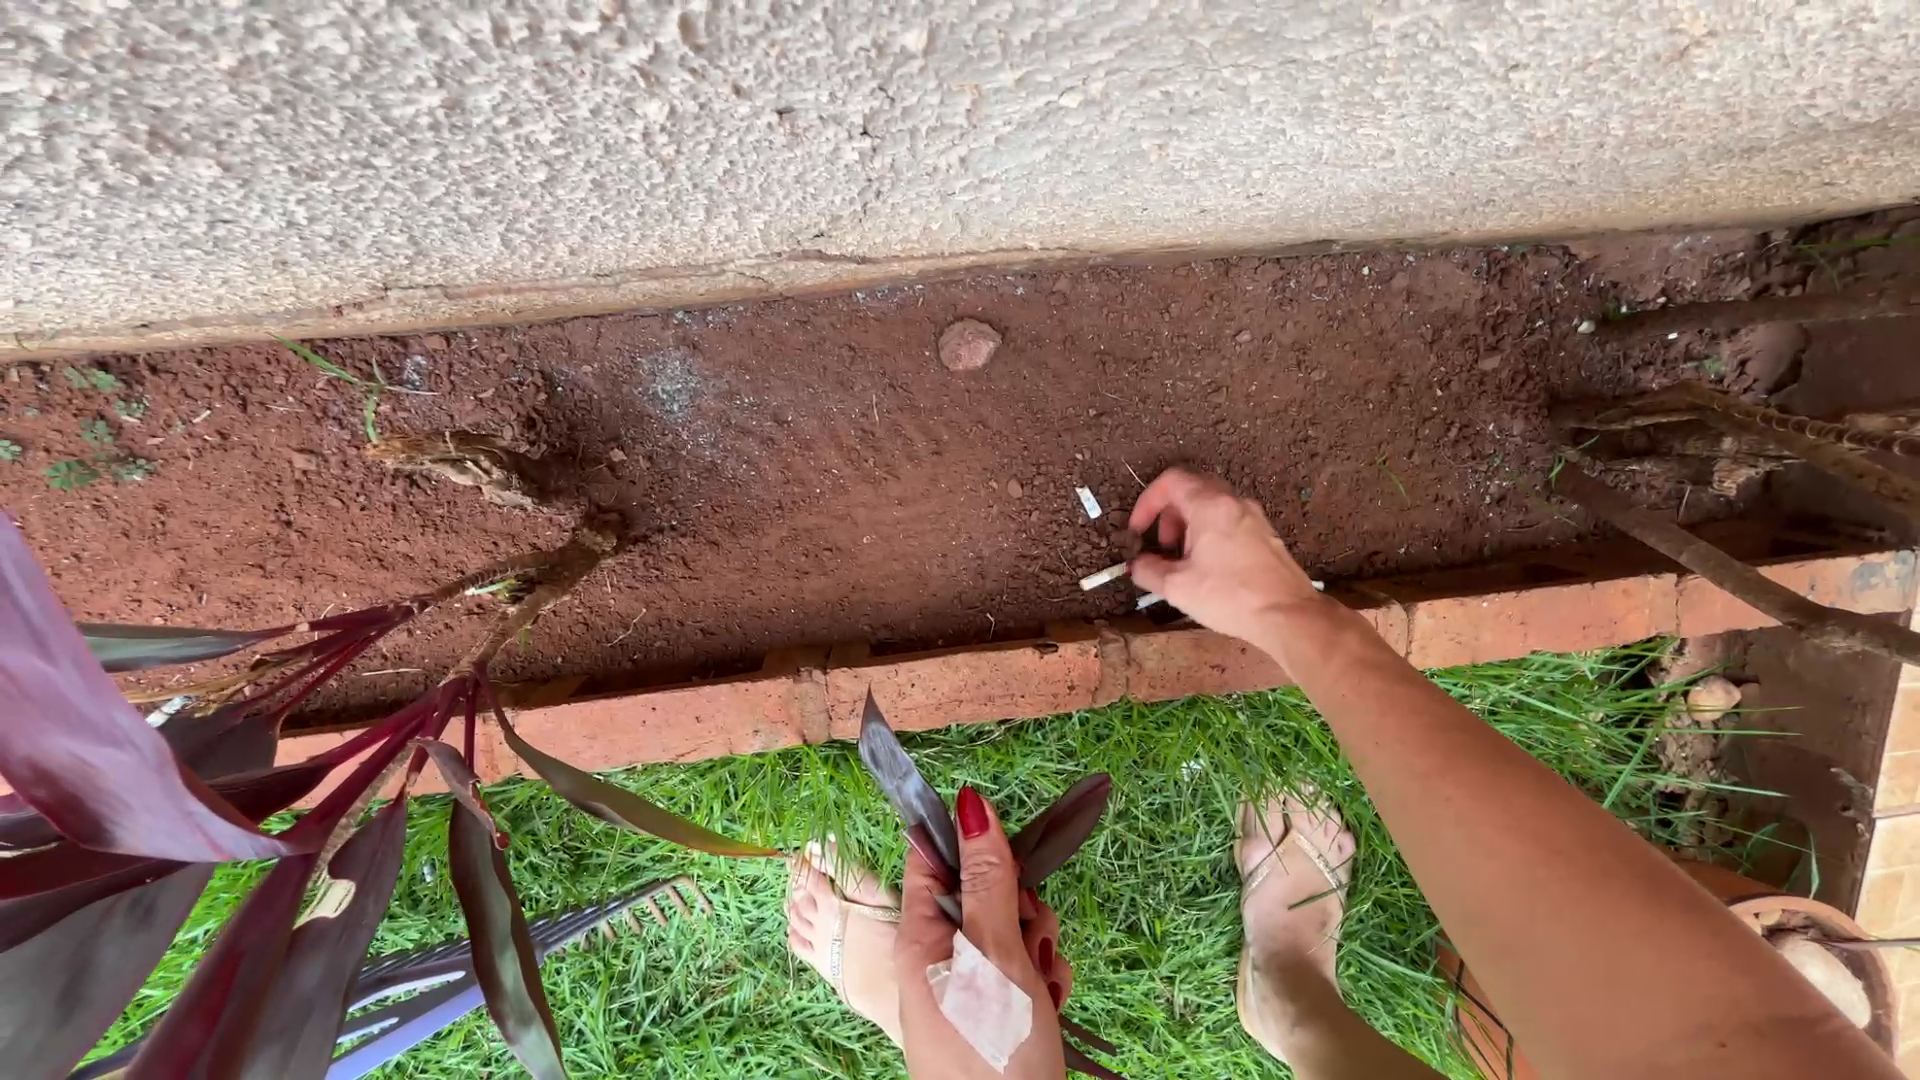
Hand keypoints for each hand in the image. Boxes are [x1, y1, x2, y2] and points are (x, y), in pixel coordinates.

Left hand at [896, 786, 1066, 1079]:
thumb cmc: (993, 1044)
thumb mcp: (994, 951)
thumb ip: (987, 876)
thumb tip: (971, 802)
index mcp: (919, 932)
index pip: (934, 855)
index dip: (972, 845)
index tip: (1004, 857)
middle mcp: (939, 953)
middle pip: (983, 891)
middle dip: (1019, 904)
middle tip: (1028, 935)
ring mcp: (968, 984)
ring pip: (1010, 929)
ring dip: (1036, 944)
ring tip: (1040, 980)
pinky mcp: (996, 1010)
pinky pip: (1023, 968)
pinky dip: (1041, 978)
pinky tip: (1049, 1002)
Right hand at [1127, 467, 1324, 643]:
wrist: (1288, 616)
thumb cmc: (1230, 596)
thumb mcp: (1176, 587)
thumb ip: (1147, 570)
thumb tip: (1137, 564)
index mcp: (1210, 506)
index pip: (1171, 481)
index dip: (1147, 502)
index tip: (1139, 530)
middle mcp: (1234, 503)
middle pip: (1192, 489)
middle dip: (1168, 514)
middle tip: (1162, 544)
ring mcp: (1254, 517)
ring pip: (1212, 506)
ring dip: (1189, 526)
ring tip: (1183, 560)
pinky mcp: (1266, 536)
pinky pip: (1229, 521)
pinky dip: (1210, 534)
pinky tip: (1208, 567)